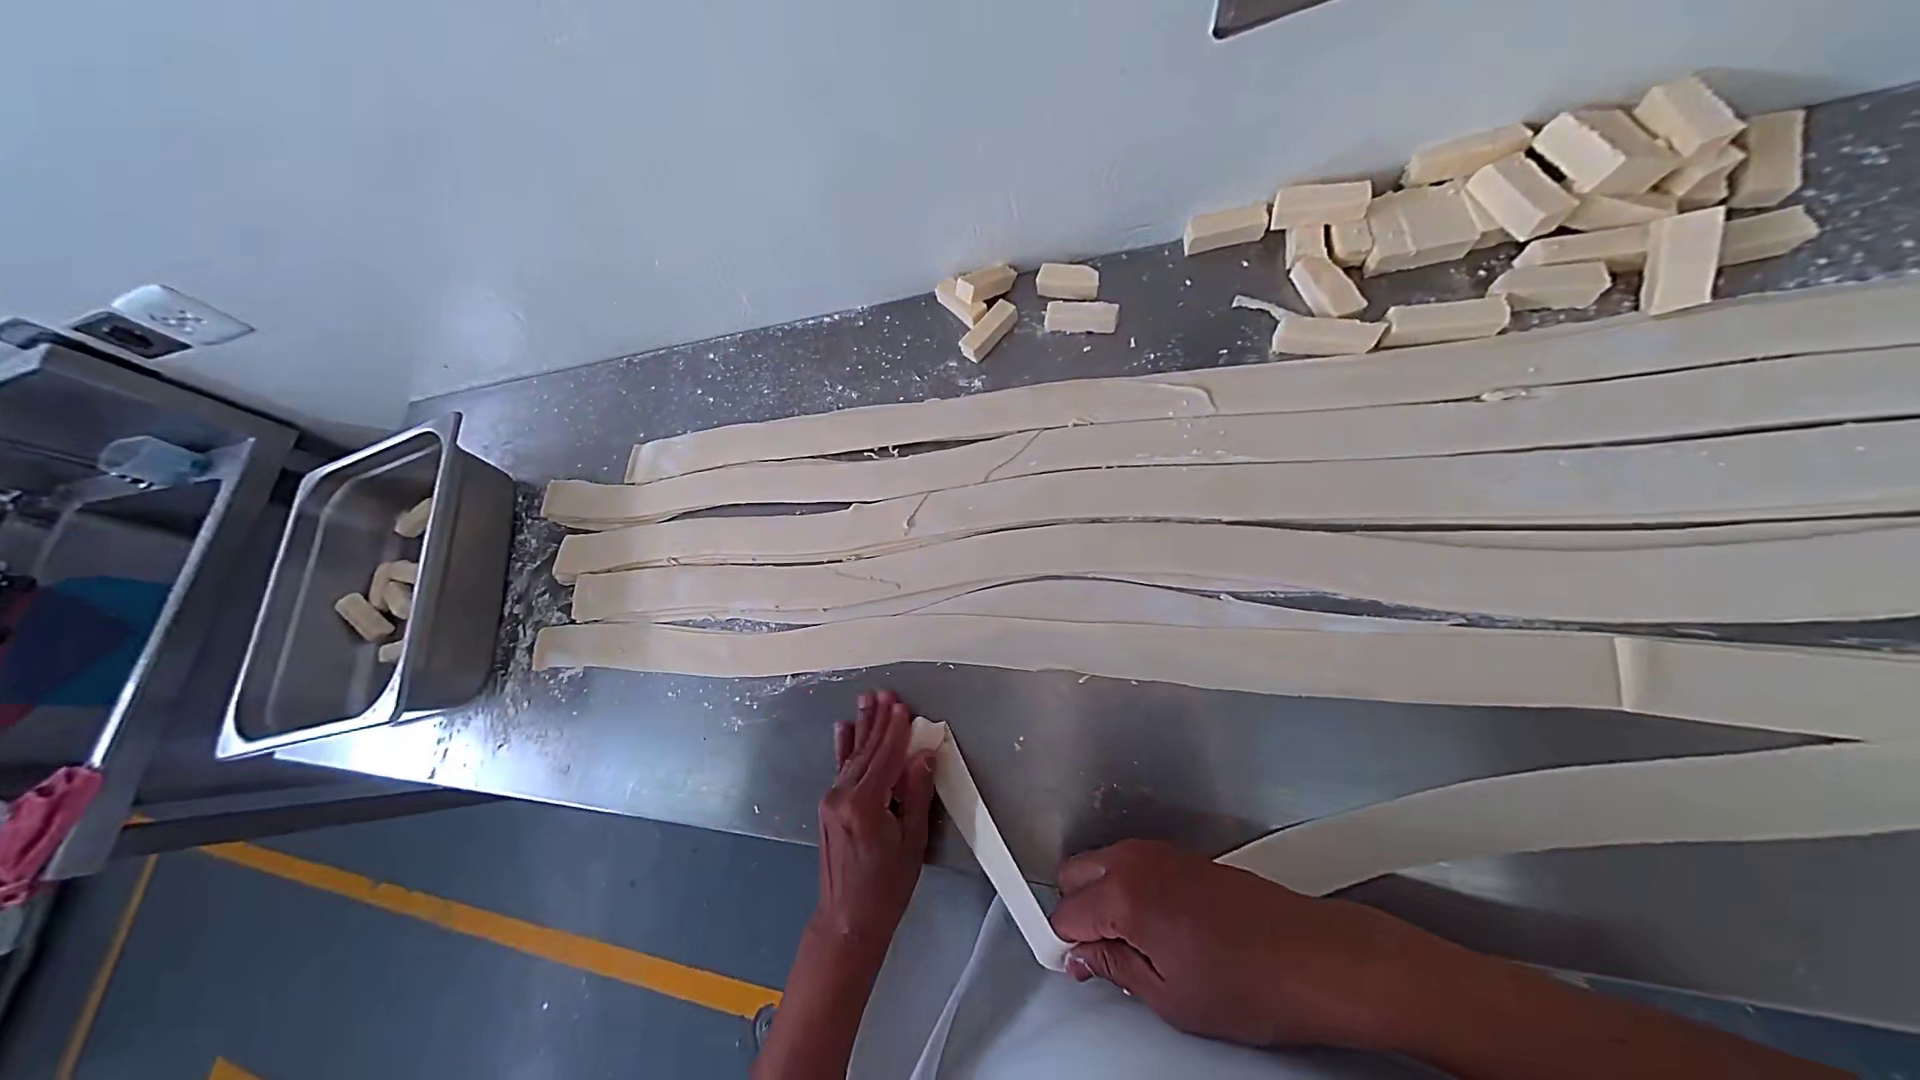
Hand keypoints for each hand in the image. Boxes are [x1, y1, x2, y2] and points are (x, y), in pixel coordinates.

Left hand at [810, 688, 937, 955]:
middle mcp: (843, 796)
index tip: (903, 707)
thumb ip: (916, 793)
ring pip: (853, 756)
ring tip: (868, 700)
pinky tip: (844, 729)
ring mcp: (831, 800)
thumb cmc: (886, 887)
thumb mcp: (913, 841)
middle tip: (886, 694)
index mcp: (865, 804)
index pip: (886, 756)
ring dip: (864, 727)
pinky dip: (845, 747)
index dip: (897, 730)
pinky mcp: (829, 806)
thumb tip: (923, 757)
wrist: (848, 920)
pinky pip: (840, 769)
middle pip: (867, 750)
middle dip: (878, 720)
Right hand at [1049, 839, 1481, 1050]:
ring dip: (1101, 898)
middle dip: (1075, 912)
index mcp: (1124, 894)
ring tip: (1136, 947)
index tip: (1072, 962)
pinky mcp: (1182, 854)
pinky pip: (1133, 864)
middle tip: (1097, 955)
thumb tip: (1084, 955)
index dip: (1062, 944)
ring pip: (1101, 865)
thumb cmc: (1256, 980)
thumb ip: (1111, 966)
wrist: (1317, 960)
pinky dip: (1129, 888)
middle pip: (1073, 875)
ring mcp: (1161, 852)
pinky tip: (1160, 929)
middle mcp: (1137, 861)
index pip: (1062, 913)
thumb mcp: (1167, 996)